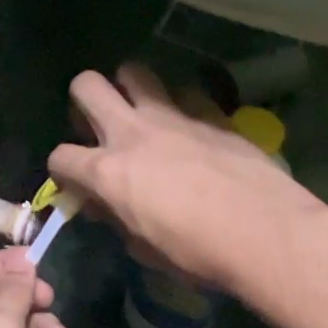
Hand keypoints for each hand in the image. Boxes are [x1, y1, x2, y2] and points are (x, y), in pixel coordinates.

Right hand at [47, 65, 327, 299]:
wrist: (266, 233)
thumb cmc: (198, 254)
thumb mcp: (145, 249)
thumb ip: (118, 221)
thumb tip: (106, 207)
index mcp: (108, 172)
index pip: (60, 157)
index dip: (63, 172)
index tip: (77, 185)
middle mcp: (133, 132)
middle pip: (87, 86)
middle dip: (83, 103)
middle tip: (100, 129)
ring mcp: (173, 115)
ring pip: (134, 72)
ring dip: (130, 90)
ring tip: (143, 117)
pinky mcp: (211, 112)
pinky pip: (184, 92)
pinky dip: (179, 106)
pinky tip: (192, 130)